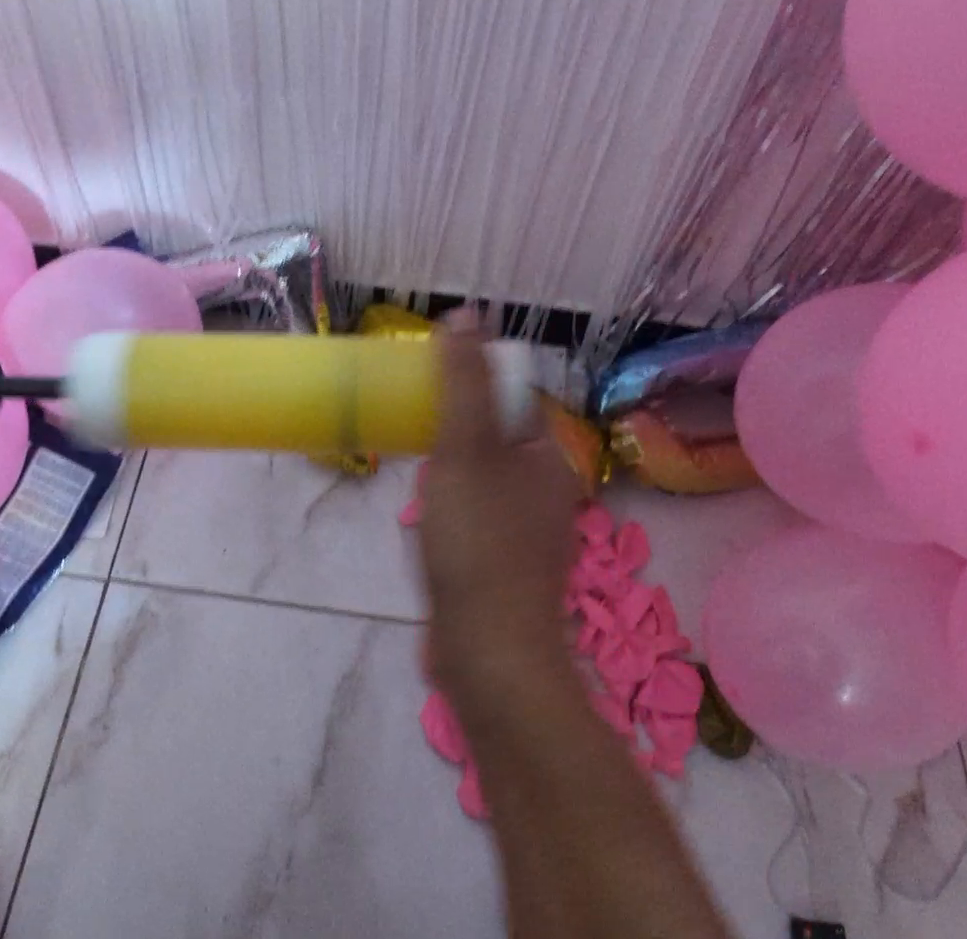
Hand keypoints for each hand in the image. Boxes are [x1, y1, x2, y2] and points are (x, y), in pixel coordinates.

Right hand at [419, 312, 580, 688]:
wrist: (488, 651)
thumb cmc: (477, 542)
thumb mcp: (465, 449)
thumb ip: (463, 383)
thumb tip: (467, 316)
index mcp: (551, 458)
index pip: (510, 398)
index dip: (467, 389)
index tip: (426, 397)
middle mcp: (548, 492)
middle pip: (493, 439)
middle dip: (451, 436)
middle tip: (415, 442)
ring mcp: (528, 535)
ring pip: (480, 482)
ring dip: (446, 477)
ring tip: (418, 486)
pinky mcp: (505, 569)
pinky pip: (474, 522)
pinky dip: (449, 516)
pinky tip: (428, 532)